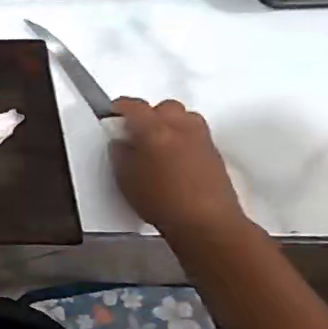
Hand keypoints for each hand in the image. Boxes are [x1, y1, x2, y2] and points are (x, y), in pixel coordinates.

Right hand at [109, 97, 250, 238]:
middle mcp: (181, 127)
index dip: (120, 107)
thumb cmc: (161, 201)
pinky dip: (183, 137)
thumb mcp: (126, 179)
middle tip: (136, 131)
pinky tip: (174, 158)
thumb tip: (121, 142)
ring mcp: (202, 138)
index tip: (113, 114)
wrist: (206, 222)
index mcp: (154, 130)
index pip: (134, 106)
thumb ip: (120, 154)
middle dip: (149, 114)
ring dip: (170, 123)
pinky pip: (196, 133)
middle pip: (165, 107)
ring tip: (158, 142)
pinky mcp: (215, 152)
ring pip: (184, 117)